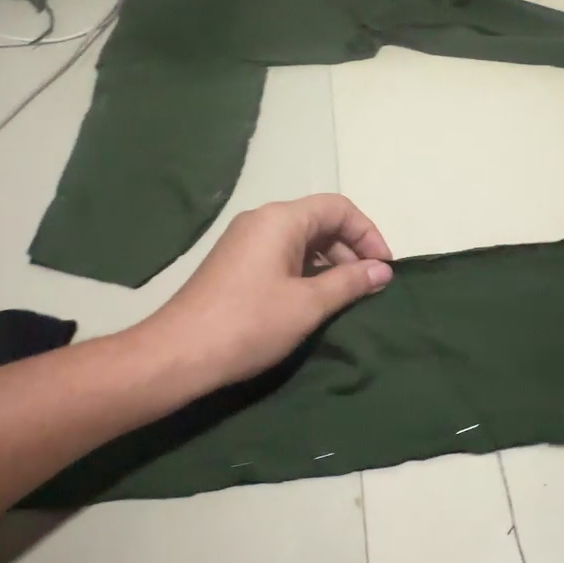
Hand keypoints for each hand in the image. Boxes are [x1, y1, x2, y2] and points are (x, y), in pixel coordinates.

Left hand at [146, 194, 393, 386]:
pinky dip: (307, 272)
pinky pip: (282, 256)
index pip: (338, 208)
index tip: (384, 268)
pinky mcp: (235, 265)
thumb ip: (349, 282)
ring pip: (301, 241)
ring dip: (330, 263)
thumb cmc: (249, 323)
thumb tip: (382, 270)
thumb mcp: (308, 304)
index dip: (368, 233)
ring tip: (348, 297)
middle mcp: (261, 221)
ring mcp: (245, 242)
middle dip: (351, 250)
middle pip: (319, 221)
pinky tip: (316, 301)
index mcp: (280, 219)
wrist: (179, 354)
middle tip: (370, 286)